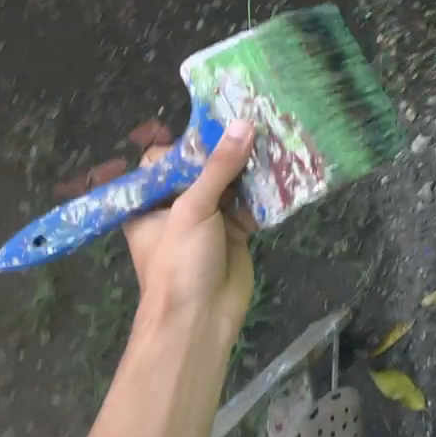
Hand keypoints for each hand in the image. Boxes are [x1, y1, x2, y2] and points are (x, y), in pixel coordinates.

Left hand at [122, 118, 256, 332]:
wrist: (200, 320)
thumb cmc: (179, 263)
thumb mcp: (192, 209)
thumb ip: (218, 166)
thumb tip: (244, 124)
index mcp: (151, 203)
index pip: (163, 161)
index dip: (186, 143)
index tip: (216, 119)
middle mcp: (177, 207)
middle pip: (202, 168)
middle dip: (227, 148)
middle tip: (254, 116)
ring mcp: (208, 219)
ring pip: (230, 182)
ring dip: (250, 165)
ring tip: (275, 133)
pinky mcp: (236, 230)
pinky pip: (251, 201)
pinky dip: (266, 187)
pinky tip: (285, 165)